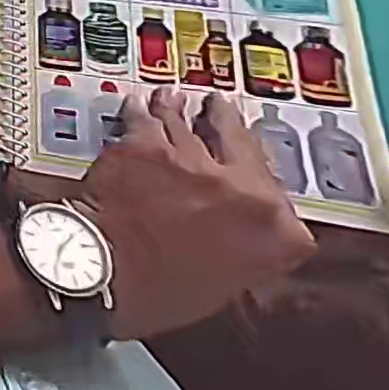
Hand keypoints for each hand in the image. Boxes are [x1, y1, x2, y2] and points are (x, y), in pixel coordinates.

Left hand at [69, 88, 315, 340]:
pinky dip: (139, 109)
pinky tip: (136, 103)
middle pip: (238, 139)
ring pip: (186, 119)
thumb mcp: (226, 281)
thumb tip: (229, 225)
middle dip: (224, 120)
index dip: (257, 168)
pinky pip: (144, 115)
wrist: (108, 271)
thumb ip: (242, 243)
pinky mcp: (147, 142)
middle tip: (217, 106)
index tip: (249, 153)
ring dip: (177, 108)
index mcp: (277, 233)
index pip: (279, 190)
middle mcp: (242, 189)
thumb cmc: (162, 291)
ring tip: (172, 98)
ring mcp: (193, 161)